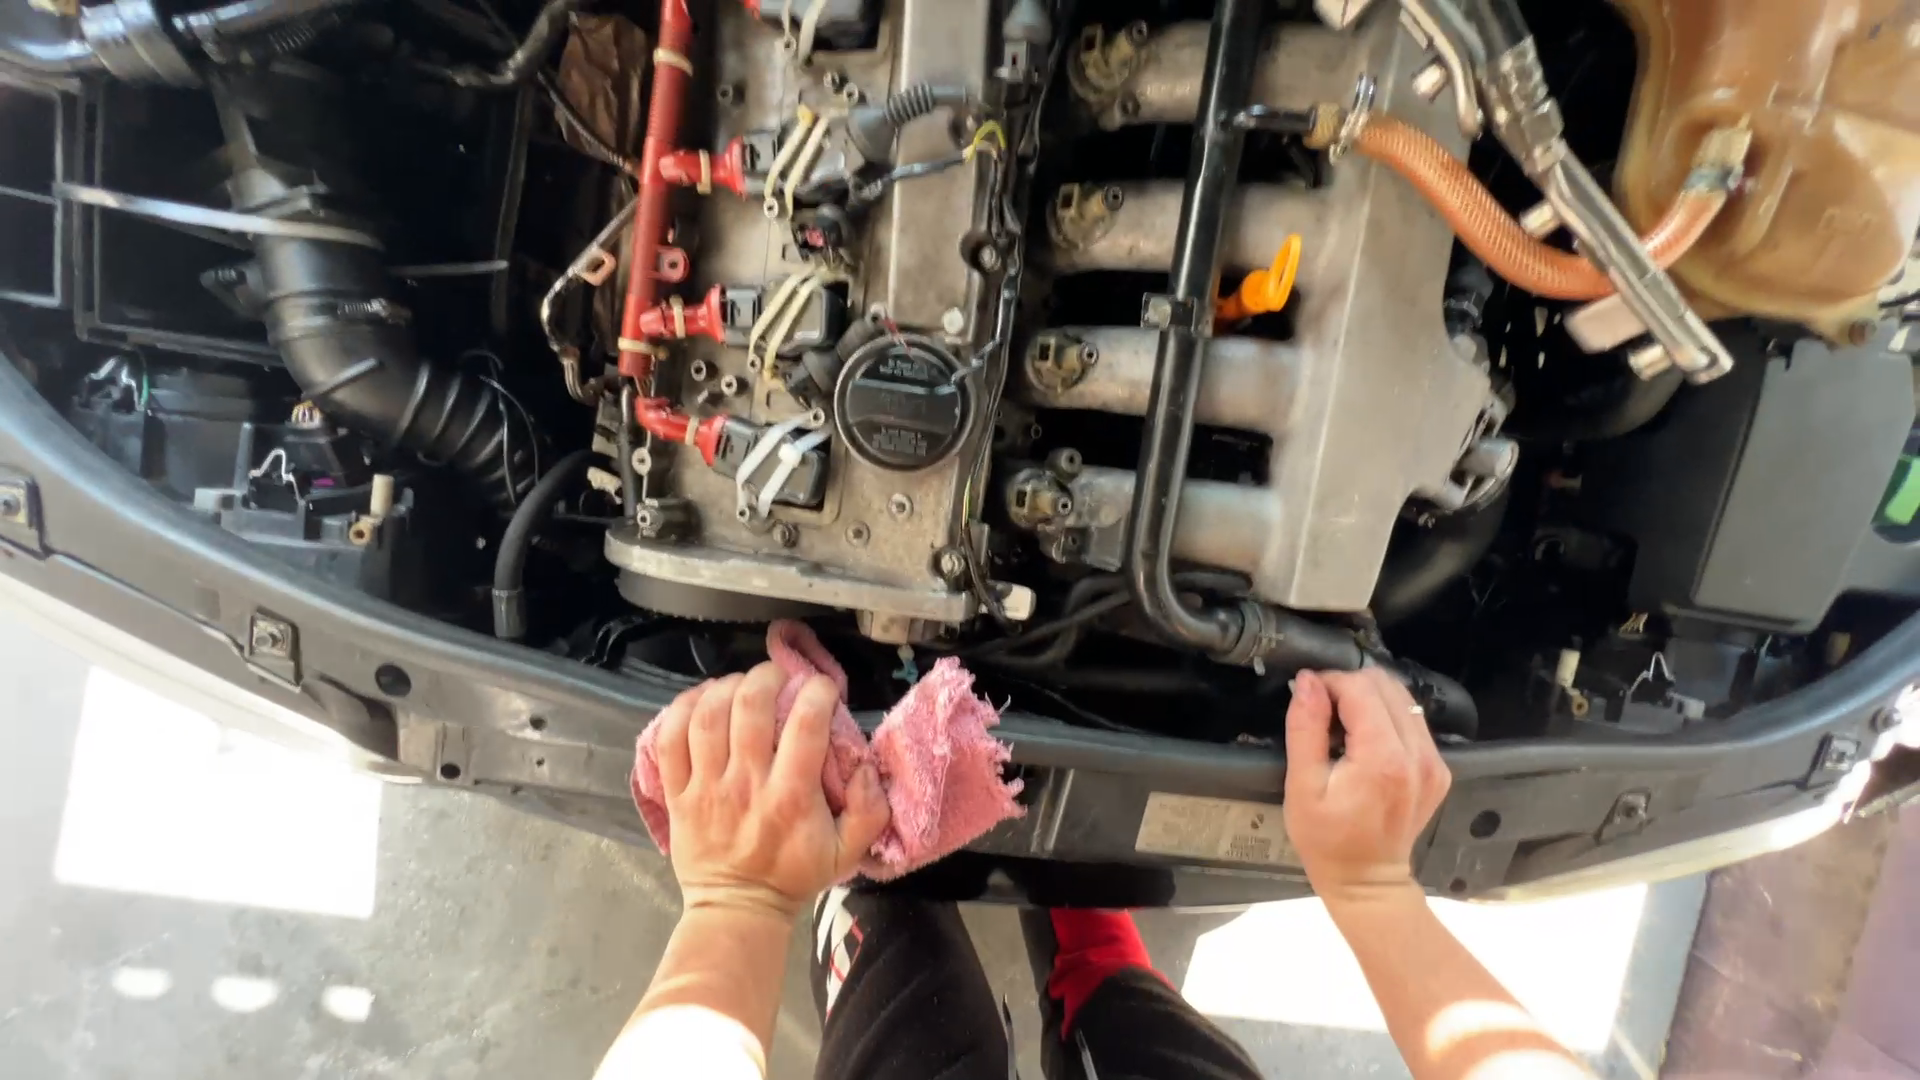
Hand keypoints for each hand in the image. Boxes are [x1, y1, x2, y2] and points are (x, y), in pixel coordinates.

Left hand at [653, 663, 890, 921]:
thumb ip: (871, 809)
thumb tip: (865, 765)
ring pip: (708, 717)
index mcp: (791, 797)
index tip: (822, 687)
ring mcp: (706, 788)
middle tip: (779, 676)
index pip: (805, 726)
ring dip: (727, 687)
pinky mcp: (676, 793)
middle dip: (768, 677)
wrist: (737, 910)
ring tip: (742, 683)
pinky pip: (670, 739)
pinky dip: (683, 708)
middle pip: (750, 708)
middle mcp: (746, 785)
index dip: (817, 692)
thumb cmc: (795, 874)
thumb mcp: (848, 852)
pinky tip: (705, 698)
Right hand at [1283, 667, 1450, 909]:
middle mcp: (1418, 755)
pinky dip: (1384, 714)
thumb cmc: (1326, 838)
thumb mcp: (1301, 785)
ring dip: (1367, 698)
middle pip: (1385, 686)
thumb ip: (1306, 728)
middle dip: (1348, 686)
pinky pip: (1411, 718)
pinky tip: (1362, 736)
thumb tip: (1308, 682)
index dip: (1329, 682)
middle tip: (1321, 710)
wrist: (1368, 880)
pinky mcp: (1438, 767)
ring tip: (1340, 722)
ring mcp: (1434, 762)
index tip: (1308, 698)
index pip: (1360, 689)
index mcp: (1383, 759)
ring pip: (1401, 696)